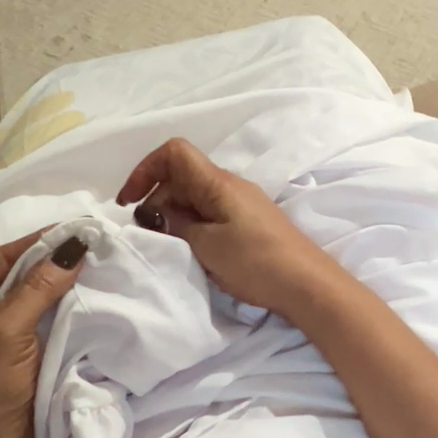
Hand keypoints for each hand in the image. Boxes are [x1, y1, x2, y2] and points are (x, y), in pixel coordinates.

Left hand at [0, 228, 85, 437]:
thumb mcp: (7, 330)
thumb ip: (40, 286)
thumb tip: (74, 245)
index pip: (2, 258)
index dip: (41, 241)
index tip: (81, 226)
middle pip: (20, 275)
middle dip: (56, 259)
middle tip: (97, 241)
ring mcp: (0, 339)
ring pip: (38, 298)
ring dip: (66, 283)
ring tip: (101, 262)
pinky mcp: (24, 358)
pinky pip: (48, 321)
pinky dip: (69, 308)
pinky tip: (93, 295)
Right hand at [117, 138, 340, 316]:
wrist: (307, 284)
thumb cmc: (257, 262)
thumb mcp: (206, 246)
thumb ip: (176, 224)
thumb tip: (156, 212)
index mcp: (219, 183)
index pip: (175, 152)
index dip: (146, 169)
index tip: (130, 202)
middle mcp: (230, 186)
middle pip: (182, 176)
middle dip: (156, 199)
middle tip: (148, 235)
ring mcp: (242, 204)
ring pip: (195, 197)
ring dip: (174, 216)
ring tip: (168, 246)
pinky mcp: (249, 222)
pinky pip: (211, 213)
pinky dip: (193, 226)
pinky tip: (191, 251)